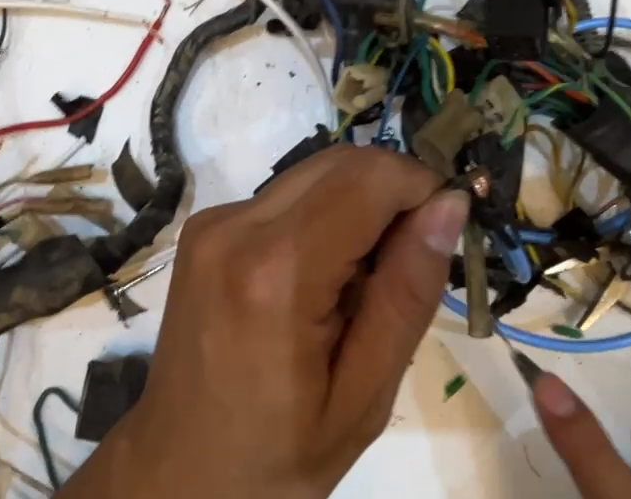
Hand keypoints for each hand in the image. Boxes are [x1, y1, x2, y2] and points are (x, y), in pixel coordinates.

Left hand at [59, 145, 469, 498]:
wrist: (181, 470)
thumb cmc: (280, 452)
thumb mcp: (364, 394)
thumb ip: (407, 291)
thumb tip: (449, 204)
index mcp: (274, 271)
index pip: (368, 177)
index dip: (421, 187)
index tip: (446, 230)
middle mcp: (234, 226)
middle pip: (340, 163)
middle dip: (391, 193)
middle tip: (409, 262)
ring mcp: (212, 221)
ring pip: (313, 174)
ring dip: (356, 206)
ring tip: (361, 283)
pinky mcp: (204, 226)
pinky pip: (283, 195)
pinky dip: (319, 218)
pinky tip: (320, 278)